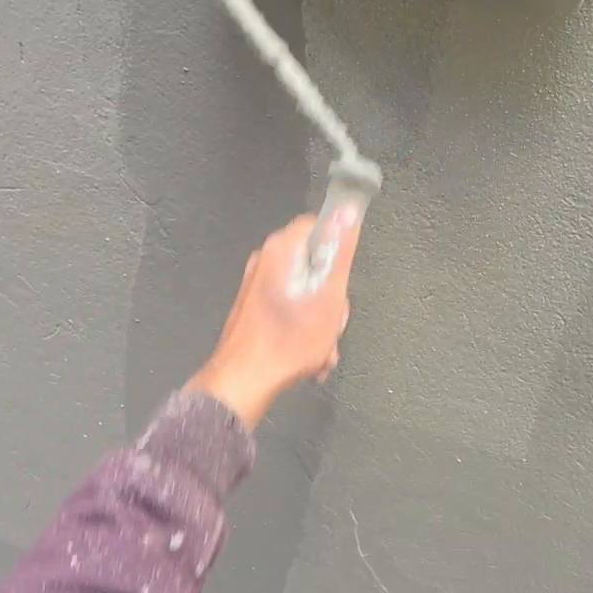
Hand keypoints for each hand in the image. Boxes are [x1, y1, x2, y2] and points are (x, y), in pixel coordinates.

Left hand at [185, 208, 362, 427]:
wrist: (243, 381)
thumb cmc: (285, 343)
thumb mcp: (329, 295)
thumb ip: (340, 250)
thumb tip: (349, 211)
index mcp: (281, 249)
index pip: (319, 225)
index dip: (337, 251)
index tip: (342, 279)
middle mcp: (266, 262)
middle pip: (315, 263)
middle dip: (332, 297)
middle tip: (332, 321)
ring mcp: (258, 285)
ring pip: (306, 291)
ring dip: (321, 320)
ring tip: (321, 348)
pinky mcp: (255, 307)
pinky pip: (291, 308)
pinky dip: (304, 329)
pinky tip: (310, 356)